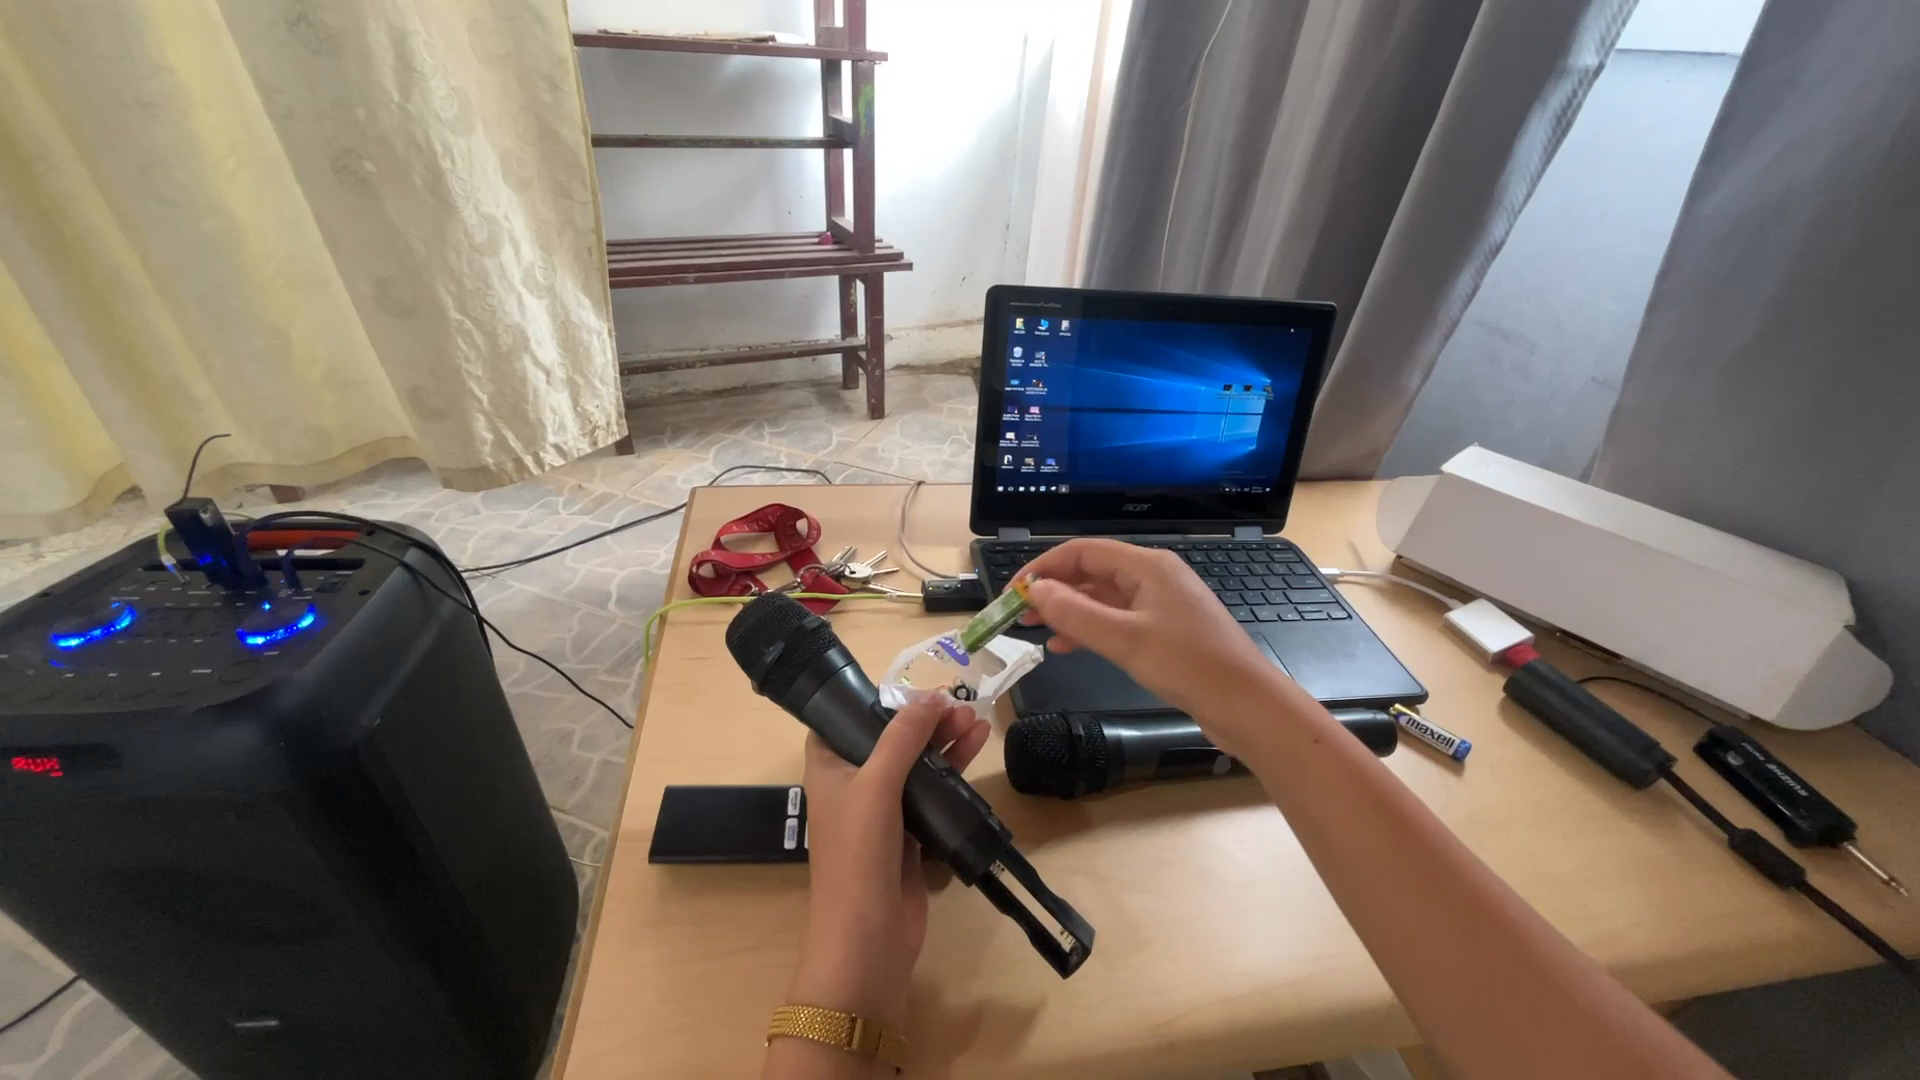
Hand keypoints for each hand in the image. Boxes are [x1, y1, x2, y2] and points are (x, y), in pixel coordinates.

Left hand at [787, 700, 990, 1026]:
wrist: (868, 936)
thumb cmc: (858, 852)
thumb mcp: (876, 783)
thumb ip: (903, 737)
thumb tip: (932, 696)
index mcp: (828, 769)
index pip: (843, 721)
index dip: (872, 702)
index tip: (909, 687)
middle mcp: (852, 785)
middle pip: (889, 740)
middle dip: (922, 720)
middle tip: (957, 705)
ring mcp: (882, 812)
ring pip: (914, 765)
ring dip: (943, 743)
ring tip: (976, 721)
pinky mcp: (909, 835)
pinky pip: (931, 792)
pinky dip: (951, 772)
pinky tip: (975, 750)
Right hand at [1019, 538, 1280, 750]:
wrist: (1247, 705)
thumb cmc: (1189, 665)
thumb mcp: (1125, 639)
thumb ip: (1075, 613)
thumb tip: (1035, 590)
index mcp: (1148, 566)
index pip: (1083, 552)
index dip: (1044, 568)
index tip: (1014, 592)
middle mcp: (1154, 577)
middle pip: (1092, 572)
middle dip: (1054, 590)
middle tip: (1019, 613)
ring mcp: (1161, 604)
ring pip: (1102, 599)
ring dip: (1068, 611)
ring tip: (1036, 630)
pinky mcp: (1165, 631)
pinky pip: (1117, 620)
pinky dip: (1090, 630)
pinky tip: (1067, 646)